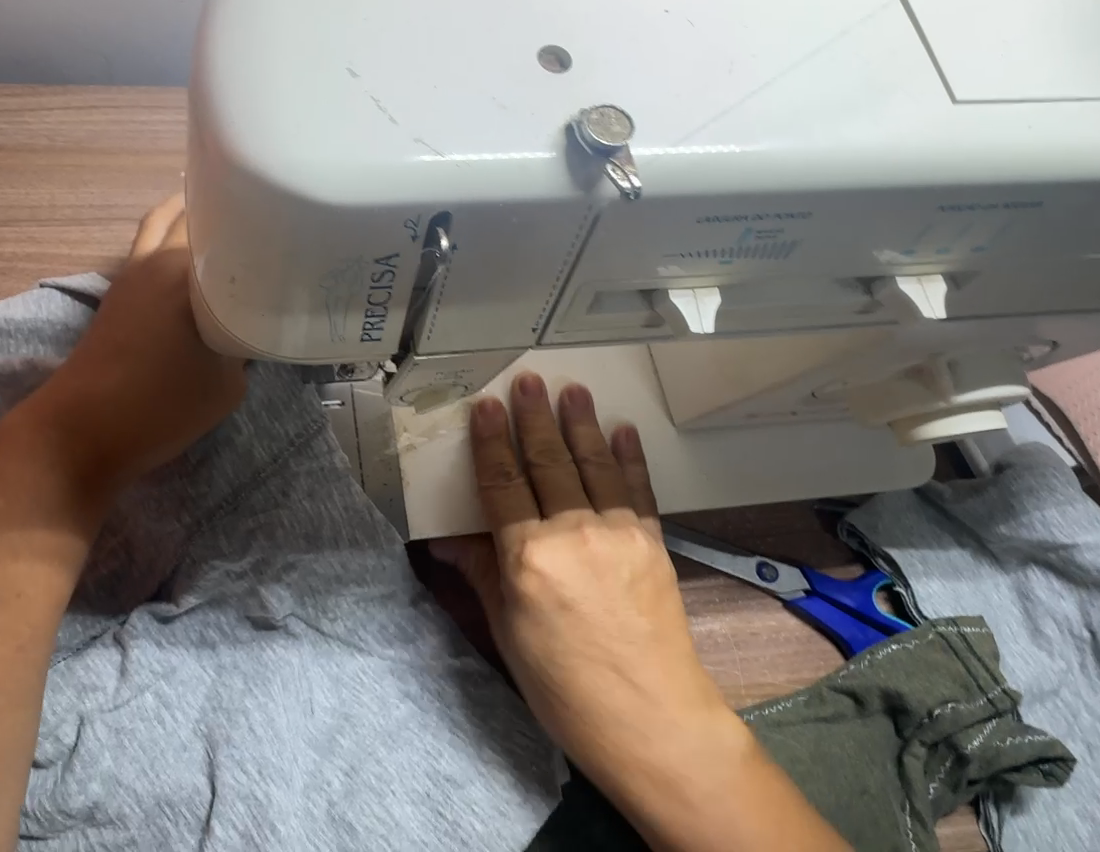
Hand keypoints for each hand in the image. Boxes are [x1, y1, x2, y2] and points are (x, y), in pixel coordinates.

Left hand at [18, 193, 246, 489]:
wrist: (82, 430)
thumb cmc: (159, 408)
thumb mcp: (227, 385)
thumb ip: (244, 344)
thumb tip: (250, 325)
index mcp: (190, 272)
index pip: (238, 233)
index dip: (269, 233)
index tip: (296, 242)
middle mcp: (160, 257)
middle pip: (201, 216)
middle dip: (235, 217)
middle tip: (273, 232)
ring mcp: (134, 269)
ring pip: (169, 221)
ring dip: (197, 216)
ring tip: (235, 224)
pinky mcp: (119, 288)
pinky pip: (151, 241)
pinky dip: (173, 233)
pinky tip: (198, 253)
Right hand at [432, 374, 730, 780]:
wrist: (651, 719)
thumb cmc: (563, 686)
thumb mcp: (507, 632)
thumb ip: (481, 574)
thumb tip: (447, 539)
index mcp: (527, 557)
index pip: (502, 483)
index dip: (490, 442)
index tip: (484, 407)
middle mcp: (572, 533)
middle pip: (547, 463)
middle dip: (533, 418)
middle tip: (526, 380)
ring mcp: (618, 534)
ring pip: (592, 465)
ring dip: (579, 424)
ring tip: (571, 390)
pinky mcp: (652, 543)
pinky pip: (636, 489)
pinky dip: (628, 457)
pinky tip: (622, 430)